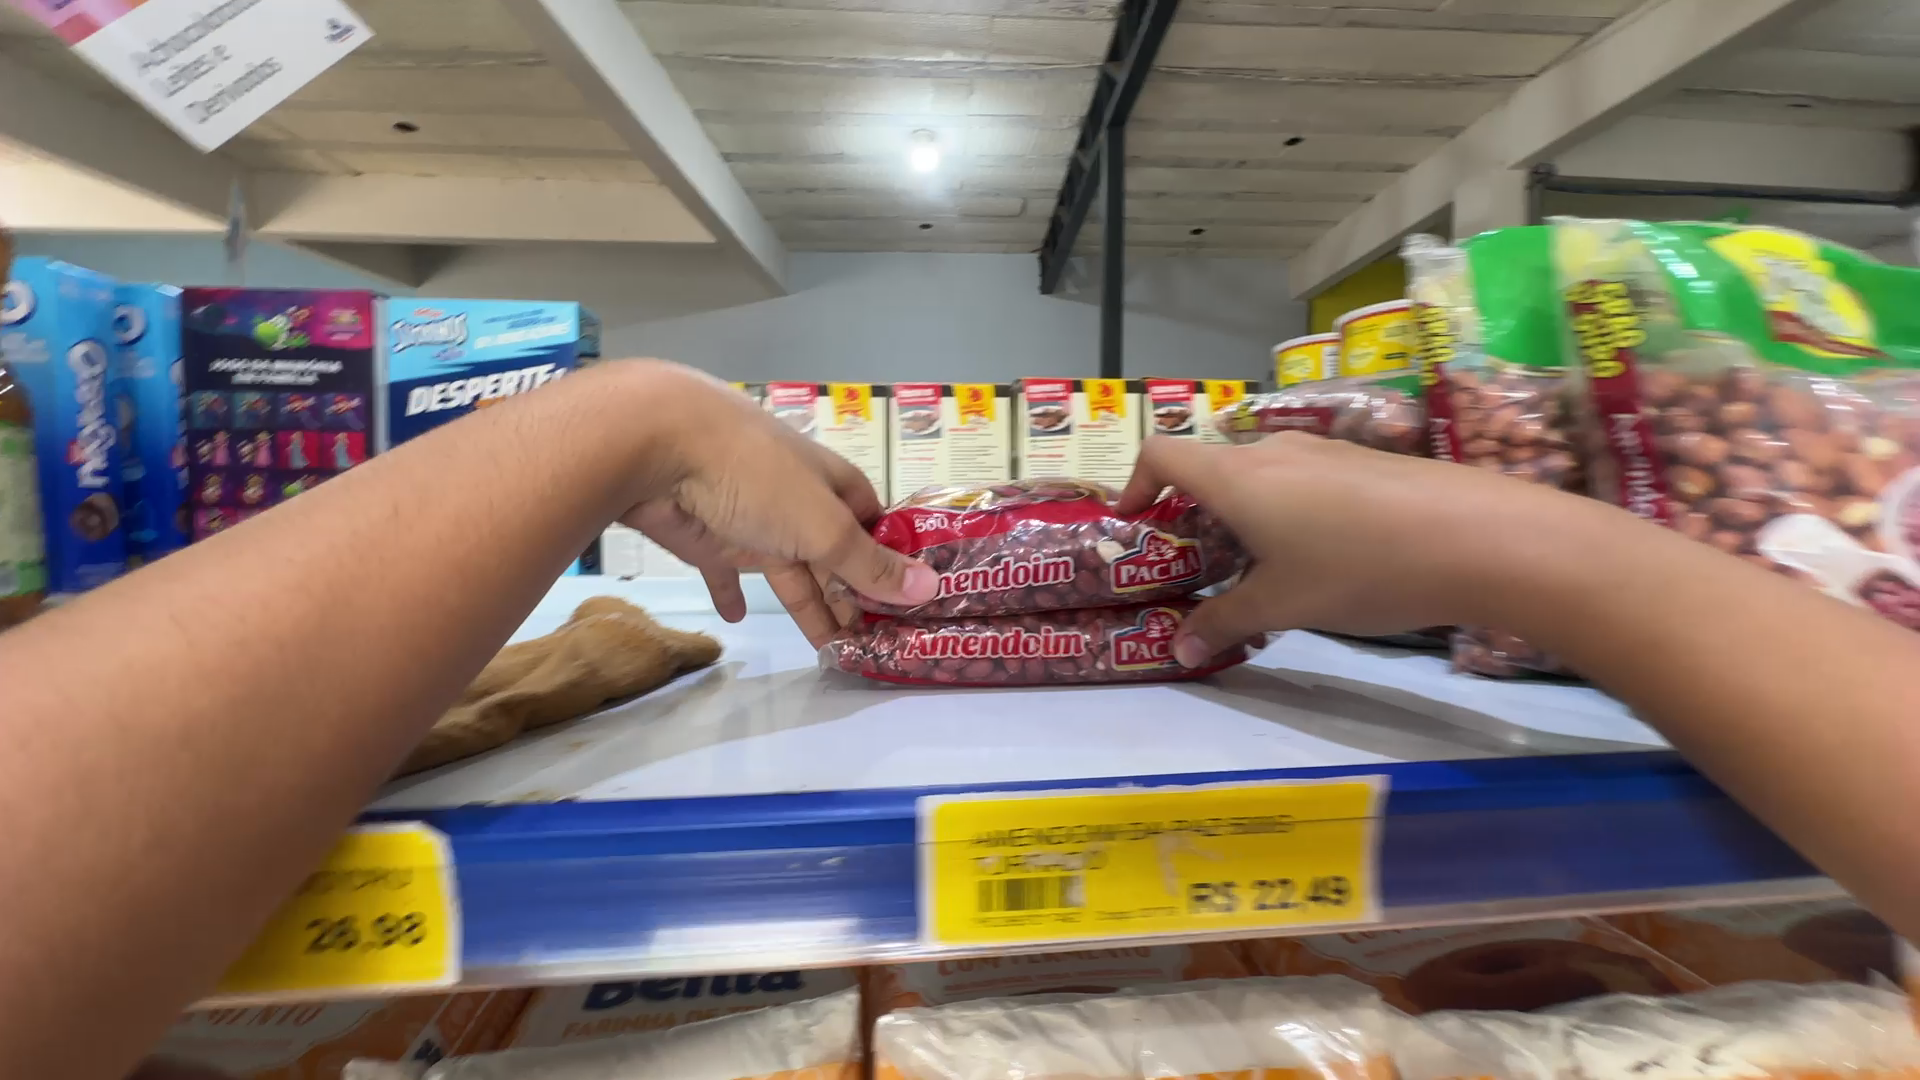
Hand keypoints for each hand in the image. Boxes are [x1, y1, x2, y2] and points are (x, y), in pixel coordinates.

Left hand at [617, 364, 935, 644]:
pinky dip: (732, 593)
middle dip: (851, 595)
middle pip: (833, 555)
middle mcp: (797, 501)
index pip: (873, 525)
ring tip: (831, 650)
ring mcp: (751, 517)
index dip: (889, 561)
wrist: (656, 444)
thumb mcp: (824, 528)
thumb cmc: (758, 478)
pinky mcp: (707, 535)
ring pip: (787, 570)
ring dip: (807, 605)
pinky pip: (725, 571)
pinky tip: (737, 618)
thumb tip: (931, 590)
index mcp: (832, 488)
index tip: (906, 605)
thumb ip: (871, 565)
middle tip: (872, 644)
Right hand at [1117, 433, 1586, 665]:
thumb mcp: (1283, 605)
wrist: (1487, 538)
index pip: (1161, 452)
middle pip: (1209, 464)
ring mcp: (1324, 449)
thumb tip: (1180, 651)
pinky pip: (1302, 474)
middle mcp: (1273, 449)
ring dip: (1242, 509)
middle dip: (1192, 509)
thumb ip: (1223, 623)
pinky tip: (1325, 551)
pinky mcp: (1366, 458)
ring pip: (1259, 470)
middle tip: (1201, 559)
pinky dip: (1287, 505)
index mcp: (1237, 476)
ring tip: (1263, 561)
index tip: (1137, 522)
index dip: (1136, 482)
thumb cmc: (1361, 568)